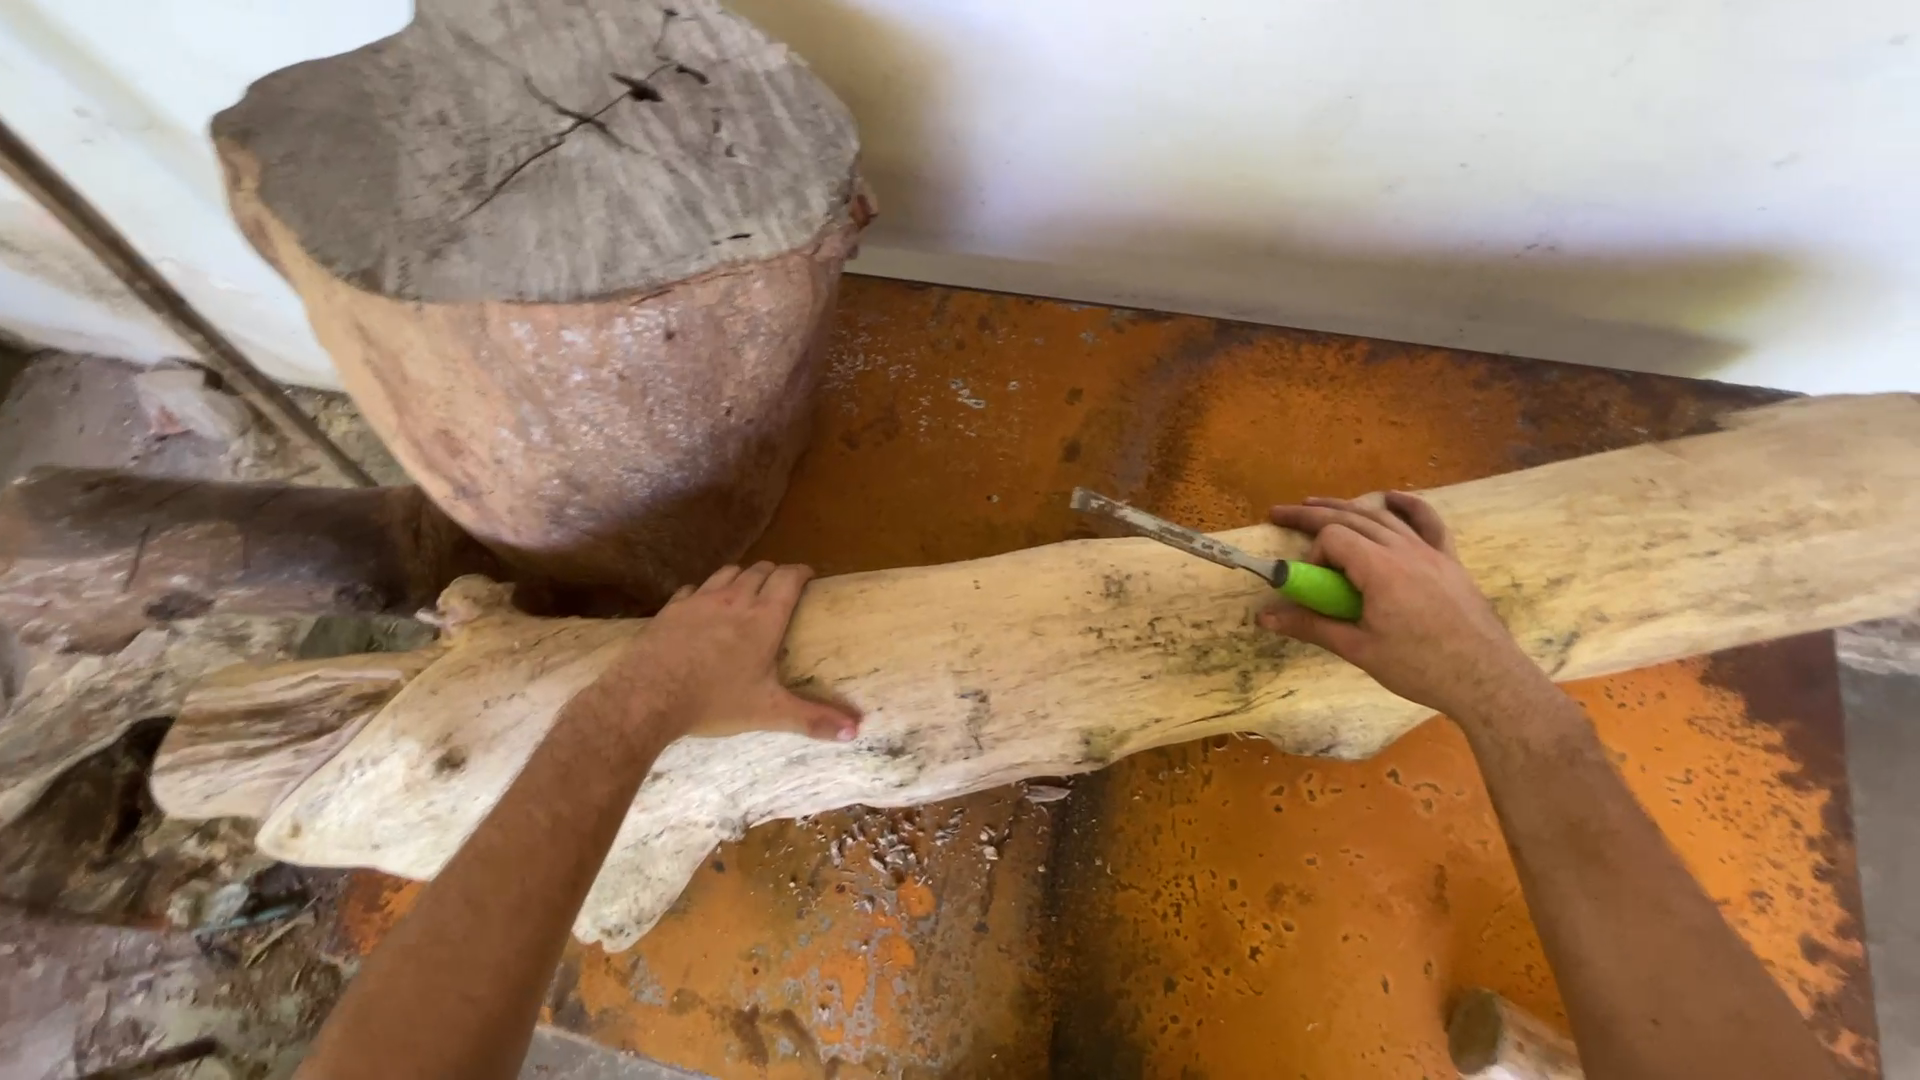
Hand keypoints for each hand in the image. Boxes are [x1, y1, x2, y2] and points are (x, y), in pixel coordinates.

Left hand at [601, 562, 859, 741]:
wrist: (647, 696)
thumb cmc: (714, 701)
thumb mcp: (768, 712)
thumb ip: (812, 719)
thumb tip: (855, 732)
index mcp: (764, 617)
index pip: (789, 578)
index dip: (802, 572)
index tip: (809, 576)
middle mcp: (735, 600)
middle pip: (760, 570)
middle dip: (775, 574)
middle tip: (782, 588)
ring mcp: (700, 600)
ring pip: (728, 572)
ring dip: (742, 577)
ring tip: (746, 591)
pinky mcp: (672, 608)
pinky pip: (693, 588)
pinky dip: (705, 592)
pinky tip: (702, 606)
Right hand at [1257, 492, 1544, 718]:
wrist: (1488, 680)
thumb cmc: (1421, 667)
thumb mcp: (1358, 649)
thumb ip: (1311, 626)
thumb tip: (1264, 619)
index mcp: (1381, 569)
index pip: (1334, 538)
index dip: (1314, 555)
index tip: (1313, 585)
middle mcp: (1405, 550)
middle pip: (1351, 517)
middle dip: (1311, 515)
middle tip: (1279, 513)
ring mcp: (1430, 553)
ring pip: (1382, 517)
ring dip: (1346, 507)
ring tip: (1316, 504)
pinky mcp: (1448, 561)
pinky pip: (1429, 523)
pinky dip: (1408, 506)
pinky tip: (1392, 497)